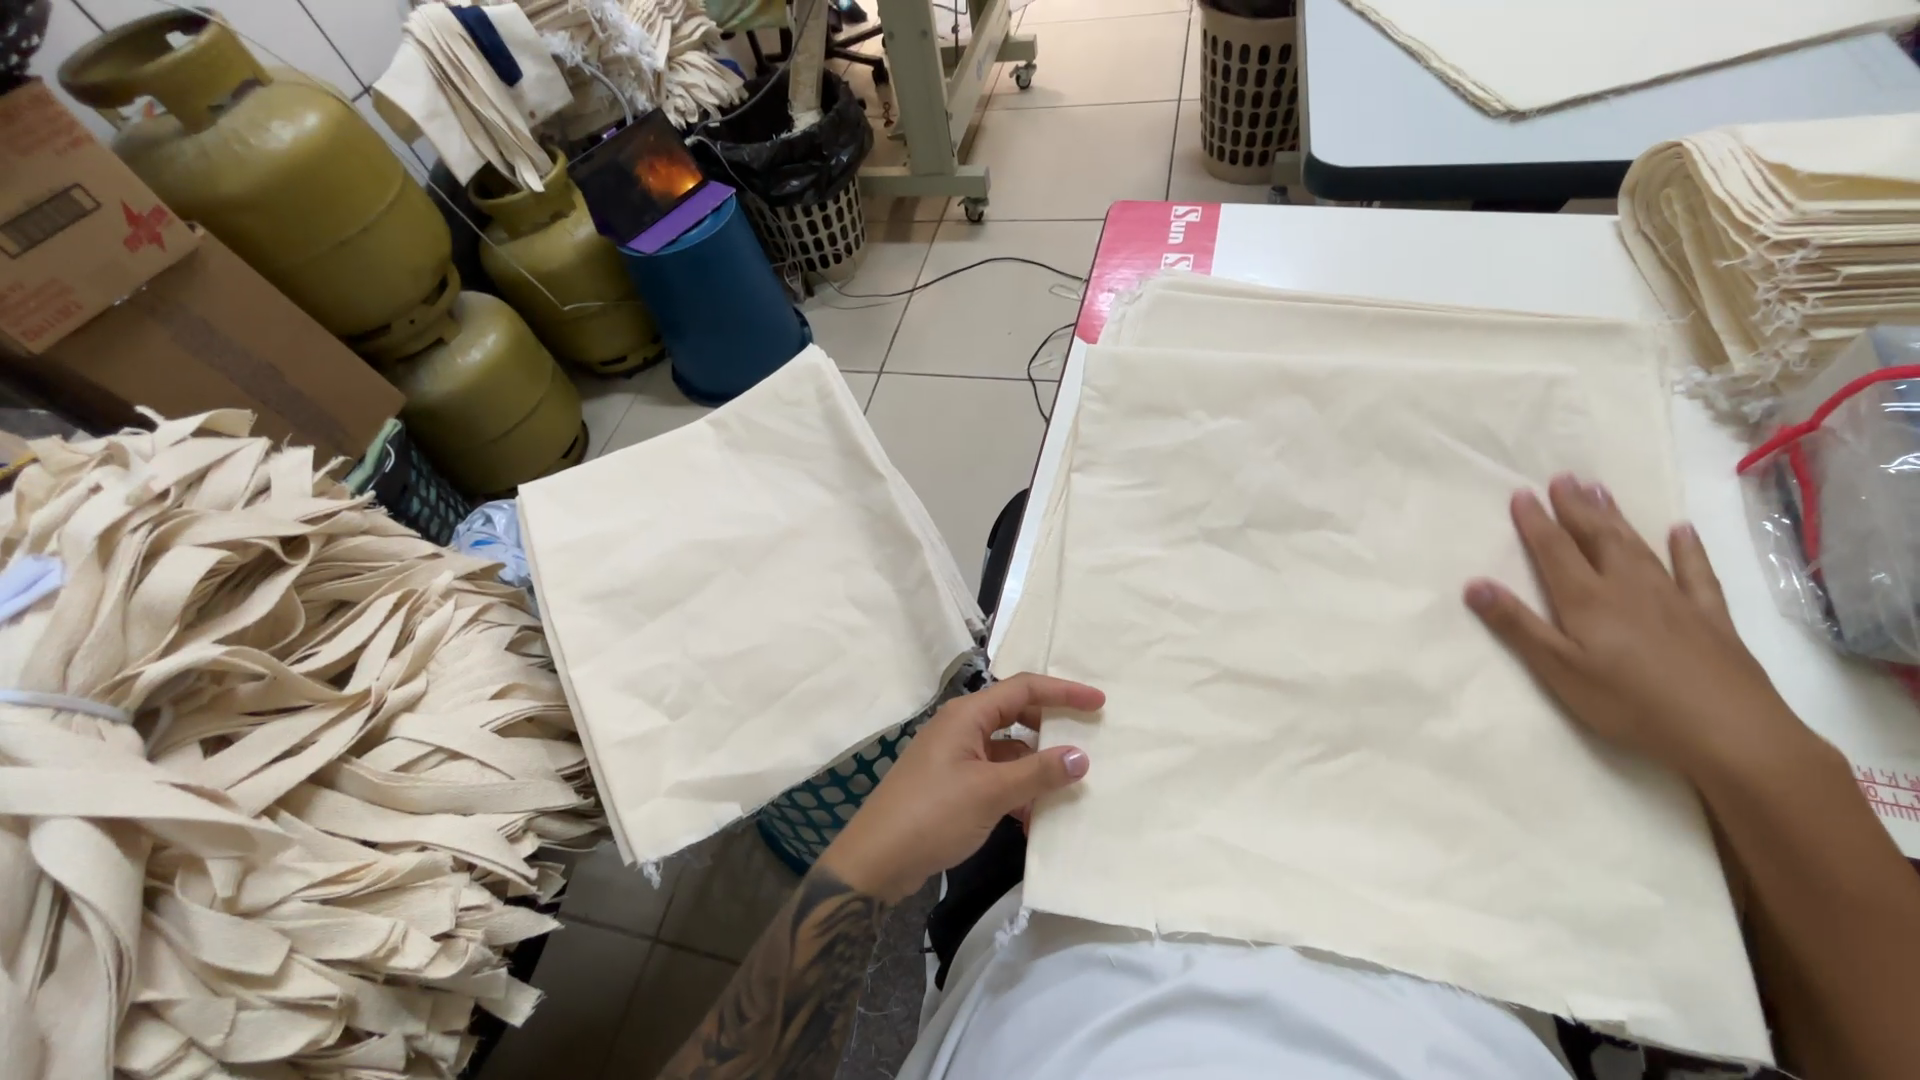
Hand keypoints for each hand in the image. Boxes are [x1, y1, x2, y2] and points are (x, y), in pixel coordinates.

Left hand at [817, 673, 1101, 901]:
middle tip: (1087, 742)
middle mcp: (959, 728)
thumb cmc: (933, 814)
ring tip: (1067, 790)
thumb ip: (1038, 773)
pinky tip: (1033, 819)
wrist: (876, 861)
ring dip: (1035, 769)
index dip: (1063, 692)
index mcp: (966, 715)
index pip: (1023, 688)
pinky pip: (994, 777)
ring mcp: (953, 757)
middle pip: (1015, 715)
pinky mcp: (950, 786)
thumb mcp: (991, 792)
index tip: (1099, 703)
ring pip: (1007, 751)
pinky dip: (1016, 792)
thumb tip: (1080, 756)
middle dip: (1050, 729)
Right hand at [1464, 474, 1809, 779]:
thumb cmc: (1630, 704)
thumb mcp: (1559, 670)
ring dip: (1616, 518)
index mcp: (1587, 601)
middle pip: (1598, 539)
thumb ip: (1517, 626)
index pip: (1555, 551)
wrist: (1728, 731)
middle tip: (1564, 478)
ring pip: (1638, 547)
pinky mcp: (1710, 618)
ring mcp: (1674, 600)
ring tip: (1601, 490)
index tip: (1522, 493)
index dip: (1536, 522)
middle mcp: (1628, 588)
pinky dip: (1687, 550)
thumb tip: (1474, 584)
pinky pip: (1696, 573)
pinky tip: (1682, 531)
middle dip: (1577, 508)